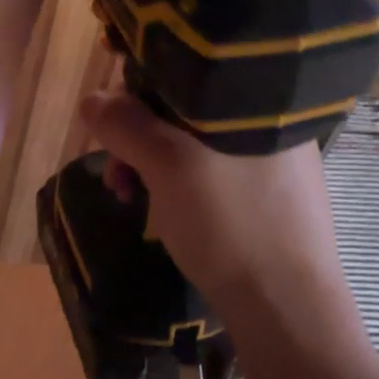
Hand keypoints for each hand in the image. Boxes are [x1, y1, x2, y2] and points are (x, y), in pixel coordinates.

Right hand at [78, 90, 342, 304]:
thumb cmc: (230, 224)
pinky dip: (178, 181)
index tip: (113, 116)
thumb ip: (125, 125)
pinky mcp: (272, 196)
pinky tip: (164, 210)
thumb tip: (91, 100)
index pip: (187, 69)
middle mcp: (275, 122)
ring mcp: (277, 161)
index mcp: (261, 101)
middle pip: (185, 108)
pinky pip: (213, 169)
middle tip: (117, 172)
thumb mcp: (166, 166)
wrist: (287, 309)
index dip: (140, 84)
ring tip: (129, 196)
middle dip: (138, 135)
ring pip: (195, 141)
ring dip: (151, 162)